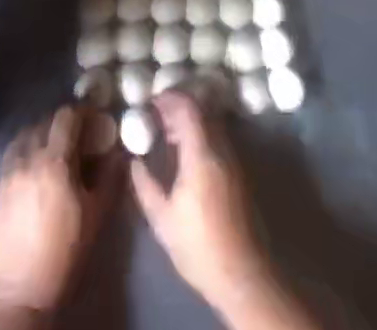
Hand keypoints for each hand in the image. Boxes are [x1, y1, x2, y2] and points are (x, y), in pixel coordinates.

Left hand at [0, 105, 120, 320]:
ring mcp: (8, 168)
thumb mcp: (96, 216)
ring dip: (43, 133)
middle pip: (45, 122)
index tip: (96, 117)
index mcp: (54, 160)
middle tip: (80, 134)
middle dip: (63, 122)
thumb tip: (118, 153)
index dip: (82, 111)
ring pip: (25, 134)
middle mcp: (27, 156)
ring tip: (57, 147)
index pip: (66, 117)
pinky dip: (26, 147)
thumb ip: (109, 178)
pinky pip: (12, 151)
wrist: (19, 286)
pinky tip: (35, 163)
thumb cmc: (64, 252)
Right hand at [130, 91, 273, 308]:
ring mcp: (234, 162)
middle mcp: (222, 151)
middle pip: (203, 112)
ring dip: (190, 120)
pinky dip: (200, 134)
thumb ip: (144, 184)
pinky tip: (183, 152)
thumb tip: (133, 160)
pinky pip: (218, 140)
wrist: (243, 276)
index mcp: (202, 156)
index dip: (170, 99)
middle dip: (179, 106)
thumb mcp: (161, 217)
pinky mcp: (238, 175)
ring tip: (165, 132)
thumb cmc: (198, 246)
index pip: (189, 109)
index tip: (150, 101)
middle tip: (155, 113)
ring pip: (212, 125)